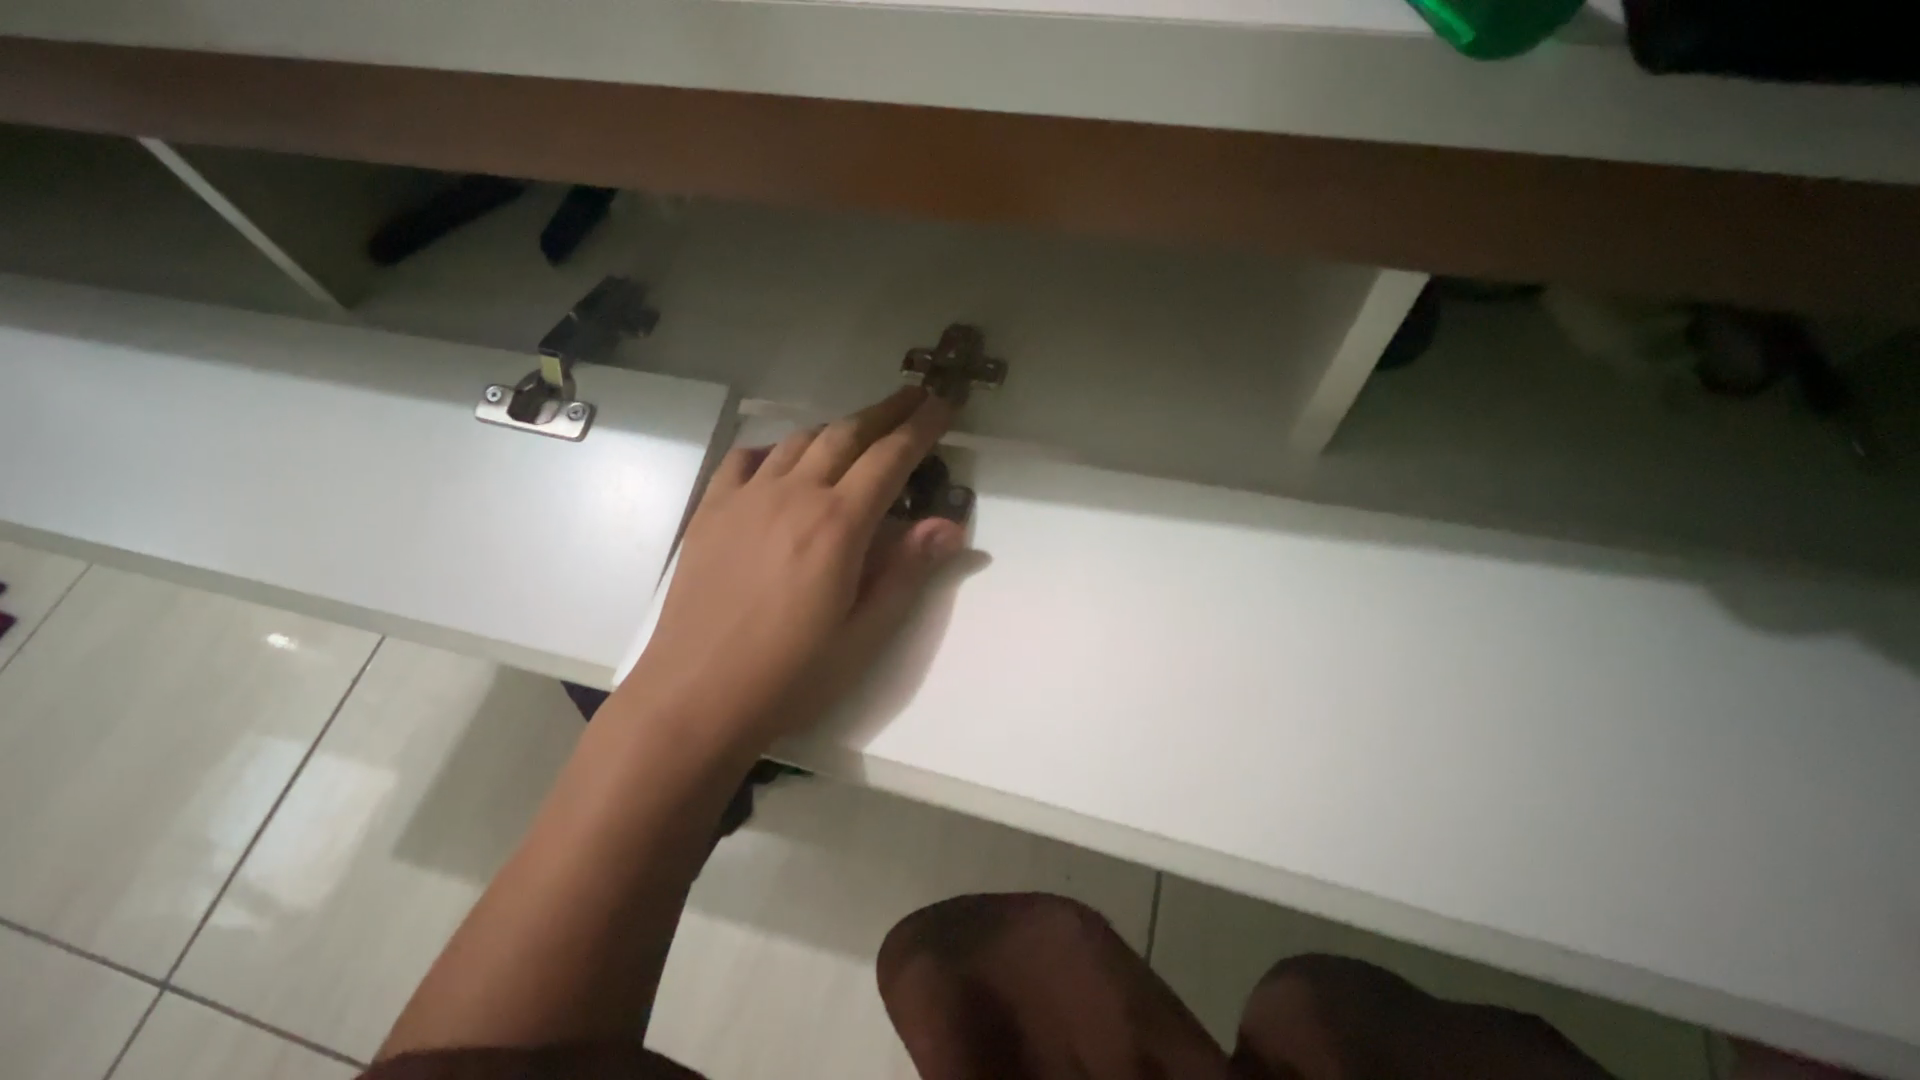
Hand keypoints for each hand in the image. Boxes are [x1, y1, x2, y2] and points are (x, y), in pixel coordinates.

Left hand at [619, 386, 966, 753]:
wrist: (696, 695)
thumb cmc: (791, 675)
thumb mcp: (864, 634)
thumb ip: (906, 571)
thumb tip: (950, 524)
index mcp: (838, 525)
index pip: (890, 458)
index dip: (922, 428)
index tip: (944, 405)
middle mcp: (794, 494)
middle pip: (846, 434)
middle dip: (886, 412)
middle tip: (915, 397)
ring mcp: (746, 498)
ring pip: (799, 440)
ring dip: (837, 428)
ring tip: (859, 430)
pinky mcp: (711, 511)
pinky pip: (746, 460)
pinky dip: (775, 449)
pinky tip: (783, 461)